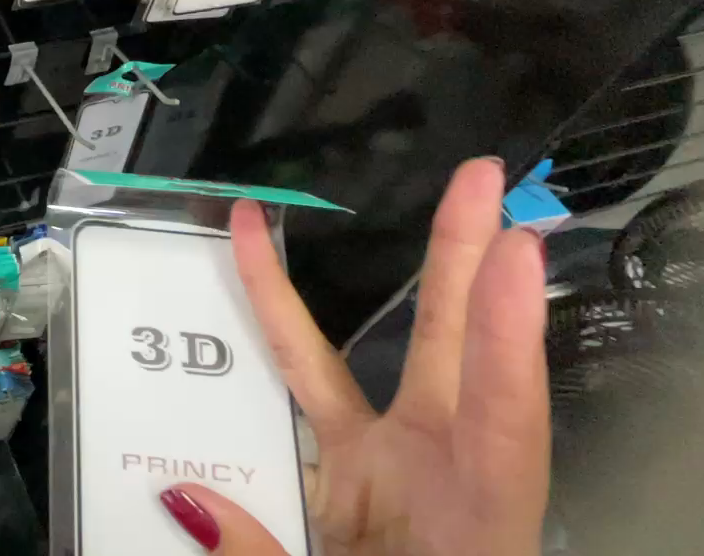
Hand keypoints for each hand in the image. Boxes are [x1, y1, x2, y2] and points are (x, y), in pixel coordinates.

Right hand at [158, 158, 549, 555]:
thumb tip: (187, 492)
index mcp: (465, 524)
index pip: (497, 423)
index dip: (504, 336)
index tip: (516, 250)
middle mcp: (436, 481)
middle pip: (455, 360)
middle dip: (464, 266)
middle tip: (483, 181)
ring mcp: (390, 471)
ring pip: (369, 360)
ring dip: (371, 285)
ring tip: (330, 217)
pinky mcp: (346, 472)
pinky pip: (303, 389)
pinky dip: (272, 330)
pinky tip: (250, 279)